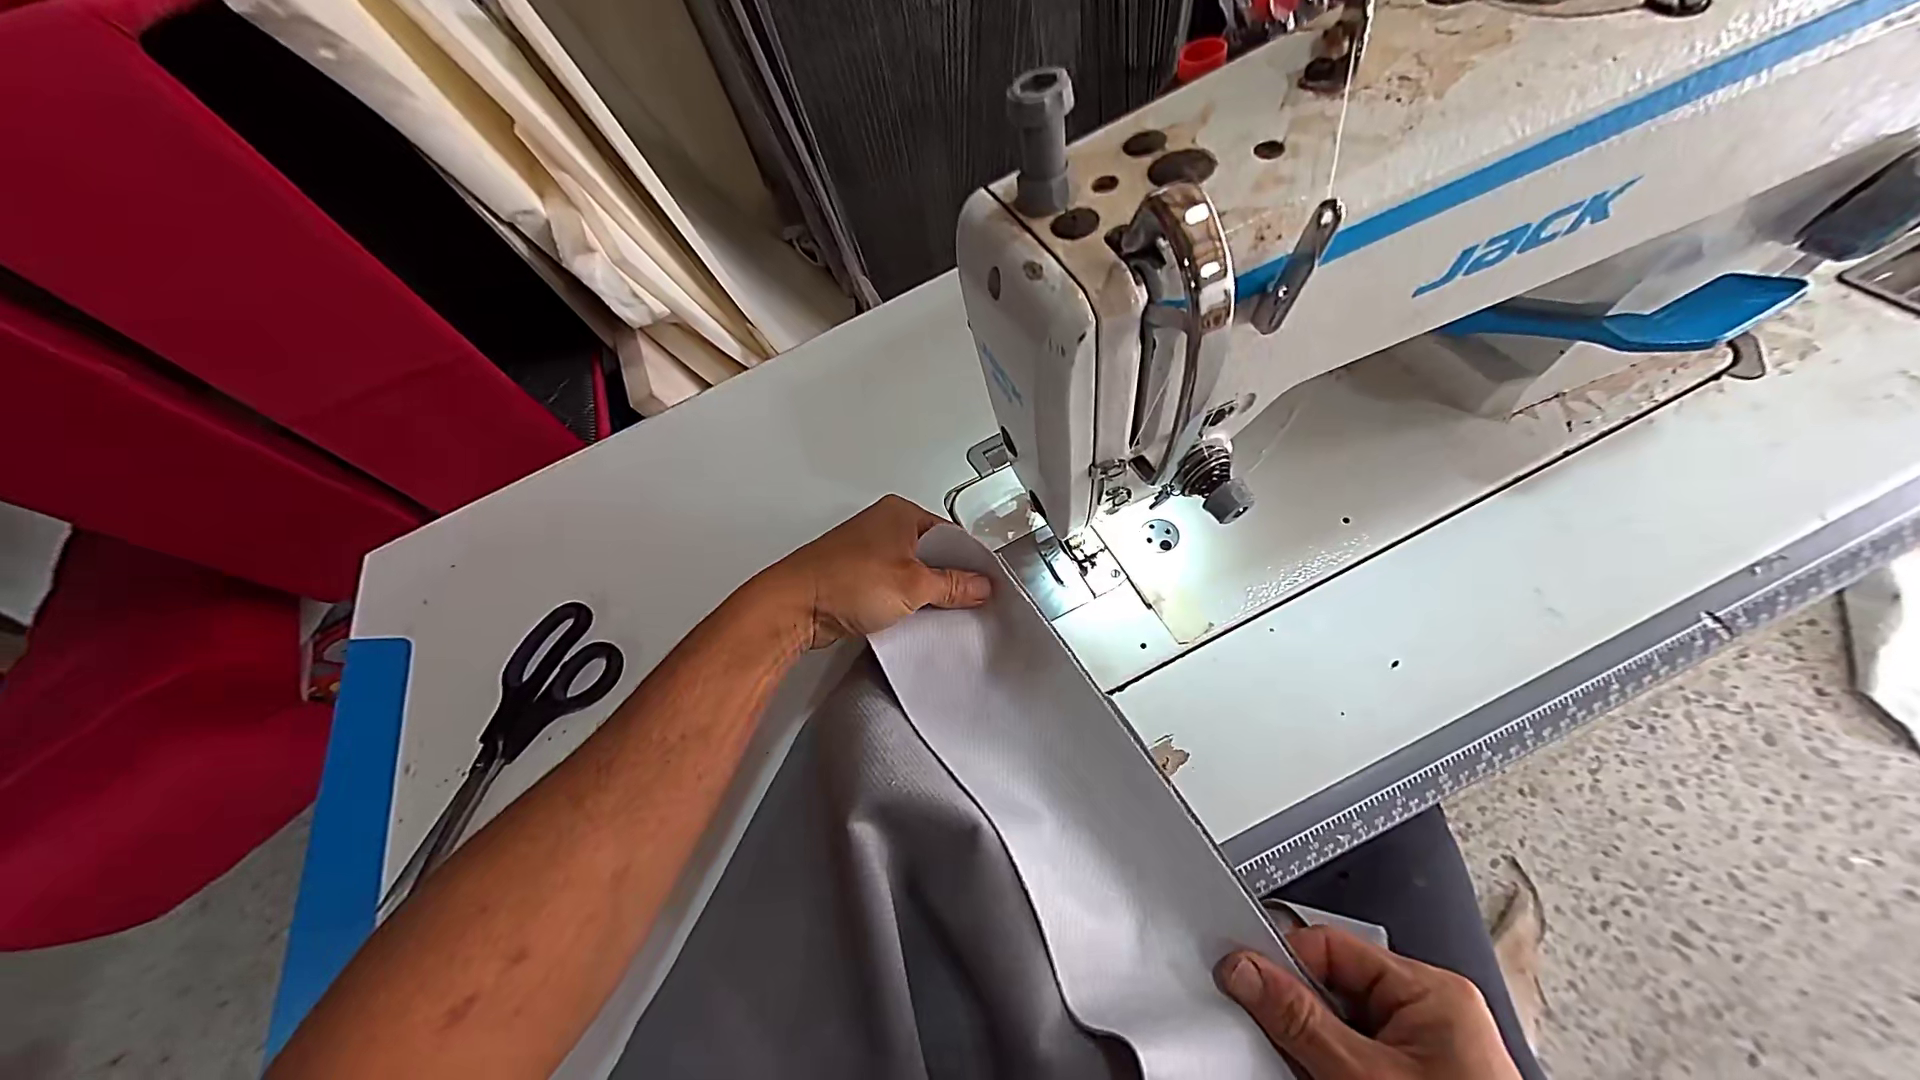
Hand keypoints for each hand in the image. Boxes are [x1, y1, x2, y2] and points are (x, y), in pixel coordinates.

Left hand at [756, 495, 991, 648]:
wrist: (796, 607)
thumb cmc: (842, 580)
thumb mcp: (914, 584)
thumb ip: (953, 585)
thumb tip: (978, 585)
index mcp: (900, 513)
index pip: (952, 534)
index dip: (970, 561)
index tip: (984, 584)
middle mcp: (884, 527)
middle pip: (933, 554)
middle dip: (947, 579)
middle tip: (963, 600)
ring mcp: (869, 553)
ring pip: (913, 573)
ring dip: (924, 593)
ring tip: (933, 611)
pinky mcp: (858, 577)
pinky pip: (894, 587)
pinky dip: (905, 602)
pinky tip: (909, 617)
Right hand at [1217, 926, 1522, 1079]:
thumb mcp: (1363, 1076)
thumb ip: (1299, 1019)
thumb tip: (1245, 970)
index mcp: (1432, 991)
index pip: (1328, 945)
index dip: (1281, 962)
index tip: (1244, 982)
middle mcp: (1433, 1013)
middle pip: (1331, 986)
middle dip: (1300, 1014)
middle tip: (1281, 1044)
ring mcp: (1428, 1052)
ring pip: (1339, 1024)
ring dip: (1313, 1046)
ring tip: (1309, 1071)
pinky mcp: (1417, 1079)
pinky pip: (1354, 1054)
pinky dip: (1329, 1067)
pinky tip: (1318, 1077)